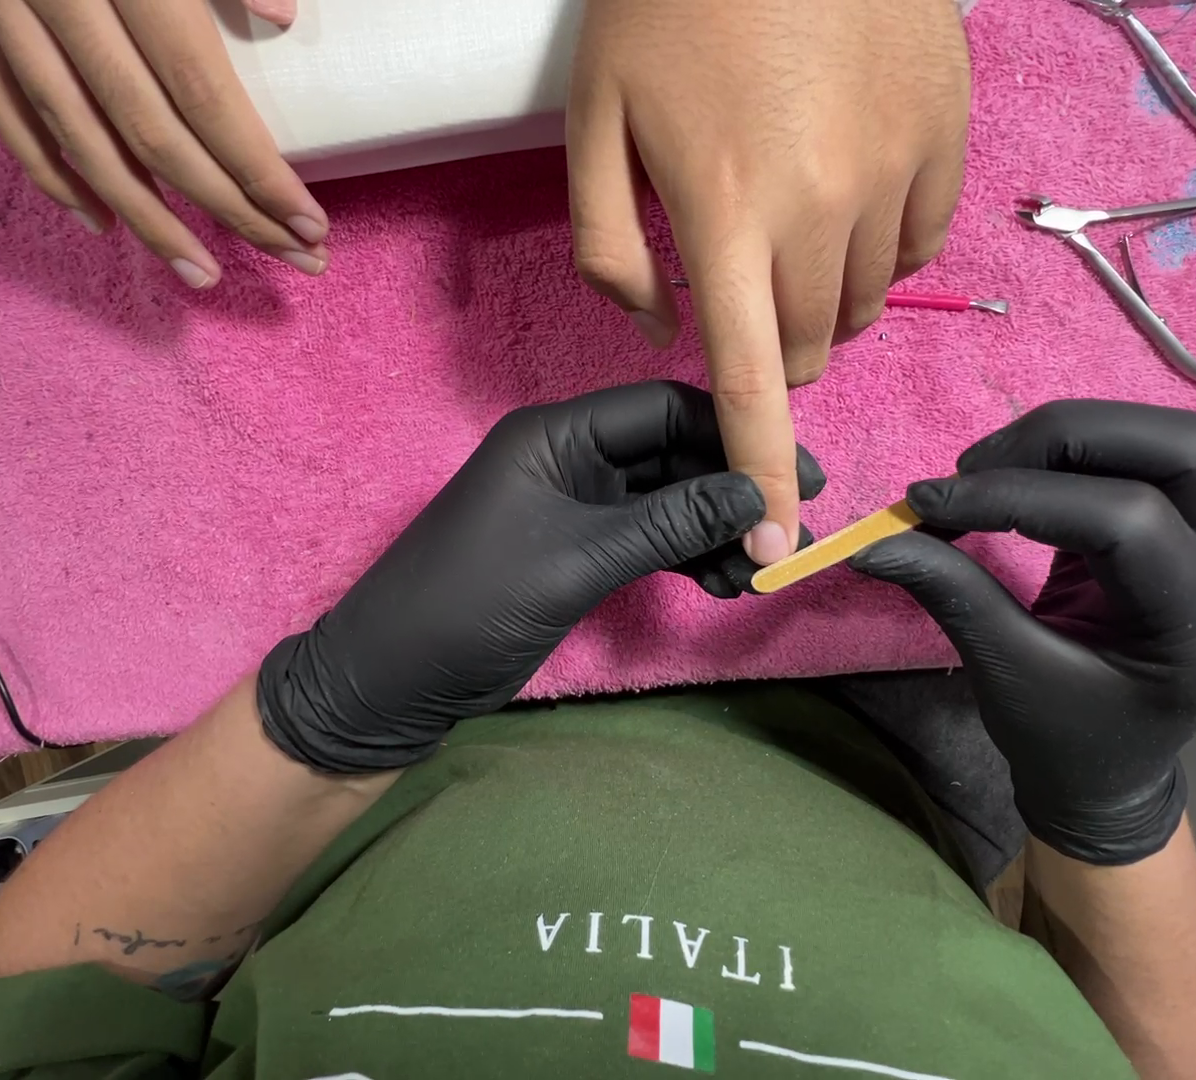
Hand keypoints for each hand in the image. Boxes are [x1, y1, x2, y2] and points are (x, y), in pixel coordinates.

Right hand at [0, 0, 328, 286]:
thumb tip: (284, 18)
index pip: (206, 97)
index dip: (260, 172)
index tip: (312, 225)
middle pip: (157, 138)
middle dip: (233, 212)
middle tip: (295, 262)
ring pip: (82, 142)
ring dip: (150, 221)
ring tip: (204, 274)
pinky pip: (3, 109)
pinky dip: (52, 173)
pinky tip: (102, 221)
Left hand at [256, 381, 824, 773]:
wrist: (397, 678)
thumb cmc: (472, 604)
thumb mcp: (576, 560)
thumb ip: (668, 524)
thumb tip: (760, 498)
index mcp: (557, 435)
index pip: (663, 411)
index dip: (734, 439)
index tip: (798, 477)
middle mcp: (571, 458)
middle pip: (672, 456)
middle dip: (731, 494)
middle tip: (790, 535)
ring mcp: (577, 505)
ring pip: (666, 502)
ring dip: (713, 533)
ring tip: (755, 574)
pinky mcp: (580, 549)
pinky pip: (649, 538)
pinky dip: (686, 557)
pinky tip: (719, 583)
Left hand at [566, 0, 969, 563]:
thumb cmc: (666, 1)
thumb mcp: (595, 123)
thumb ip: (607, 249)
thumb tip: (654, 330)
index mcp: (727, 218)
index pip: (748, 386)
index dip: (758, 477)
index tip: (776, 550)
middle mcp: (822, 211)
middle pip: (805, 355)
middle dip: (769, 353)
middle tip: (741, 290)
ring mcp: (895, 171)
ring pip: (858, 309)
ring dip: (816, 301)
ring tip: (786, 226)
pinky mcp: (947, 134)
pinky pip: (912, 247)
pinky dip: (873, 251)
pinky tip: (843, 192)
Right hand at [851, 401, 1195, 864]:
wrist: (1109, 770)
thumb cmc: (1063, 738)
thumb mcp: (1003, 673)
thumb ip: (951, 594)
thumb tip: (875, 542)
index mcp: (1195, 628)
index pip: (1124, 522)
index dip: (1016, 498)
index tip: (925, 505)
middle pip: (1186, 450)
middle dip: (1068, 439)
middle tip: (976, 469)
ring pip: (1175, 440)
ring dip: (1072, 436)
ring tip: (989, 470)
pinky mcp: (1188, 529)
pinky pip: (1146, 459)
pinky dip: (1073, 454)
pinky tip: (1016, 479)